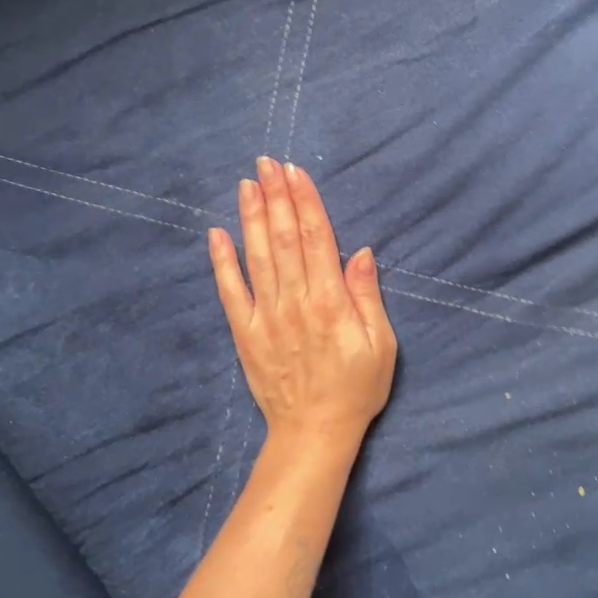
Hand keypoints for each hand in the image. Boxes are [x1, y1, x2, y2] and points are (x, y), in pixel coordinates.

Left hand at [208, 157, 397, 447]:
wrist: (314, 434)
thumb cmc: (356, 389)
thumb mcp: (381, 345)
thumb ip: (368, 297)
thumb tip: (361, 252)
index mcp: (331, 301)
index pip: (316, 238)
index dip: (305, 201)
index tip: (296, 171)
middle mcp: (295, 301)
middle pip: (284, 238)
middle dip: (276, 196)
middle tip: (266, 162)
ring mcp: (266, 316)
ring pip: (257, 256)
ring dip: (251, 217)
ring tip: (247, 184)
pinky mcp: (246, 333)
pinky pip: (230, 292)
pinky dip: (222, 262)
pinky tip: (217, 233)